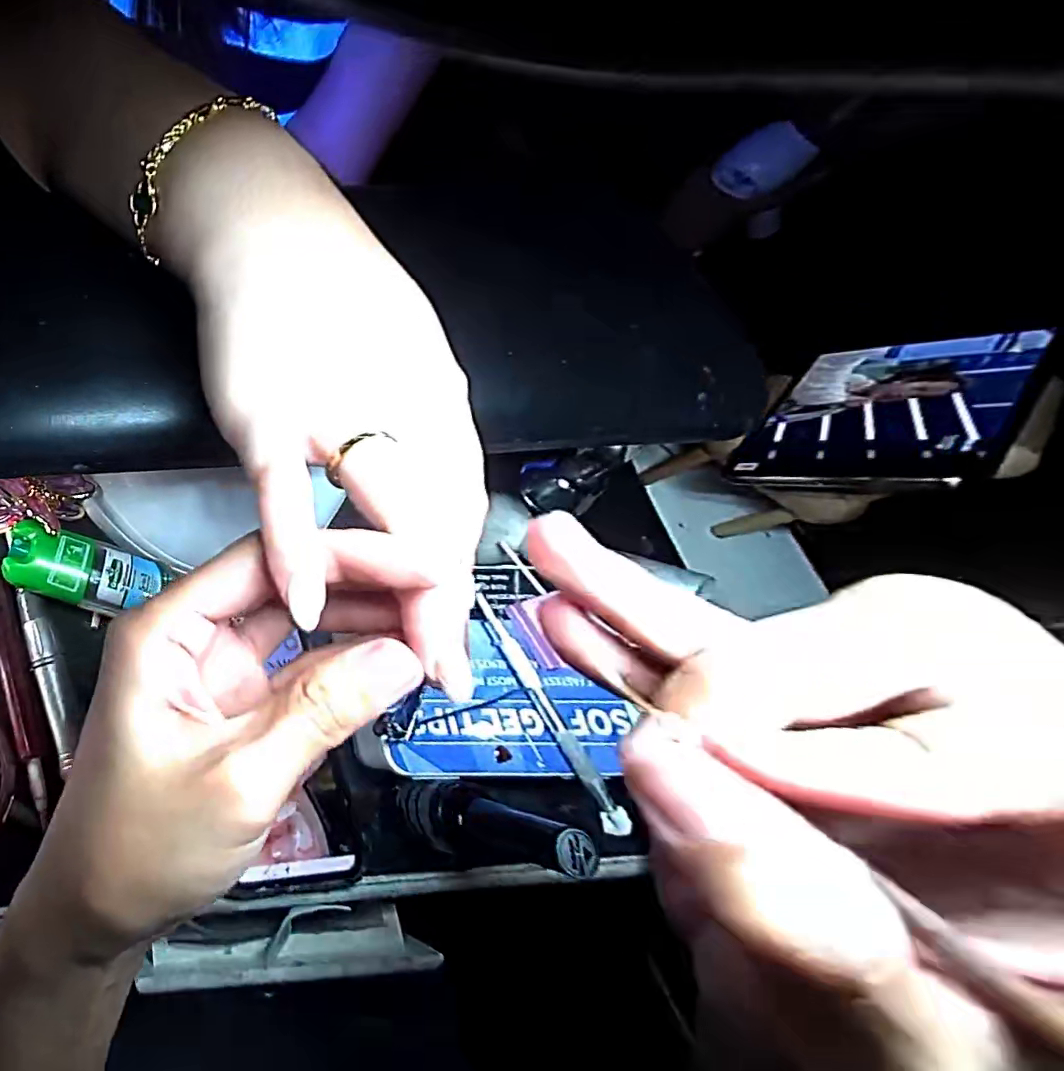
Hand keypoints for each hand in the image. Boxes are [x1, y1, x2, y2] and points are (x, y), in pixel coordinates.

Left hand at [10, 529, 427, 962]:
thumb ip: (319, 712)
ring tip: (431, 624)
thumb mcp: (239, 778)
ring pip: (297, 623)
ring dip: (360, 622)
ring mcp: (214, 668)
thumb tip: (400, 655)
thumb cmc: (142, 843)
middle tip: (438, 596)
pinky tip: (391, 660)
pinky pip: (295, 668)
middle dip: (361, 586)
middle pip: (283, 584)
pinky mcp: (235, 702)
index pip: (260, 561)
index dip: (340, 556)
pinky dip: (343, 666)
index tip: (414, 566)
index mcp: (164, 630)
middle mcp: (188, 635)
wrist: (101, 902)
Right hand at [194, 221, 484, 700]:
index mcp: (439, 398)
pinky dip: (298, 552)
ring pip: (384, 514)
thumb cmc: (329, 291)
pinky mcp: (271, 414)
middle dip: (445, 606)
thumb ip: (411, 419)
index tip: (457, 630)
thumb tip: (414, 481)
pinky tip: (305, 601)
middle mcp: (404, 409)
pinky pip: (288, 495)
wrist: (269, 232)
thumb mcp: (397, 352)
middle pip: (440, 521)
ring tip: (404, 662)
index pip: (463, 503)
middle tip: (445, 672)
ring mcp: (334, 412)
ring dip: (396, 597)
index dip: (463, 575)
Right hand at [525, 512, 1063, 1067]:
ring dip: (644, 609)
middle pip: (899, 647)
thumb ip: (811, 924)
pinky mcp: (761, 741)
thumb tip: (676, 776)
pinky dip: (619, 647)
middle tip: (673, 719)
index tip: (720, 771)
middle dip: (754, 670)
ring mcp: (867, 743)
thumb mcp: (902, 1044)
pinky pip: (684, 675)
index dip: (859, 749)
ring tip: (565, 558)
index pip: (1014, 733)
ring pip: (758, 648)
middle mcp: (1005, 765)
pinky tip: (566, 615)